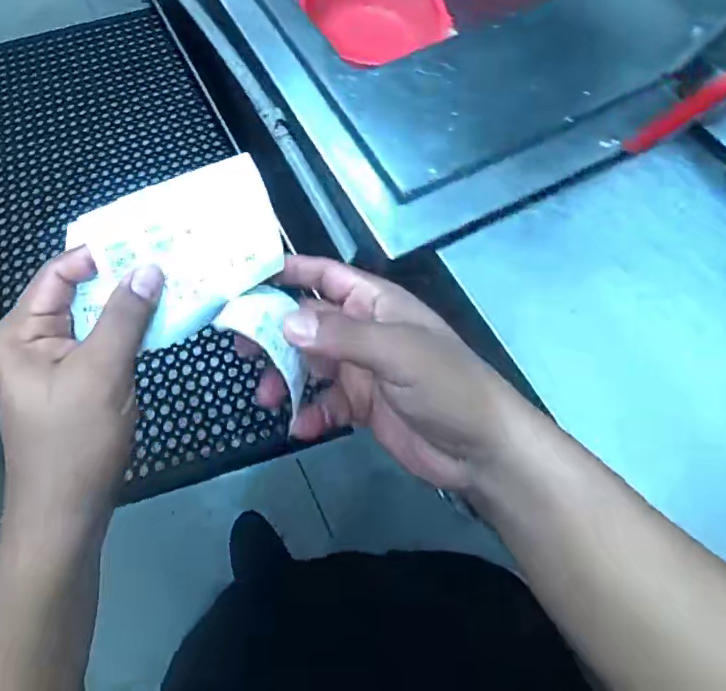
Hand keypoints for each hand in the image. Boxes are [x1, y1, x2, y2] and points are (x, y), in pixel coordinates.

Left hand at [0, 248, 163, 533]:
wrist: (65, 518)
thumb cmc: (75, 443)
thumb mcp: (102, 372)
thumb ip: (125, 315)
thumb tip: (149, 267)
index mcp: (18, 332)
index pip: (58, 273)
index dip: (99, 255)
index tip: (144, 242)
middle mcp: (29, 340)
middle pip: (77, 293)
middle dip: (118, 278)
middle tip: (164, 256)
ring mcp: (51, 362)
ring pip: (93, 317)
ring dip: (126, 304)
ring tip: (168, 280)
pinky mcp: (73, 381)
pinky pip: (100, 342)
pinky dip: (126, 331)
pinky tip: (158, 319)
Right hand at [246, 255, 526, 491]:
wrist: (484, 452)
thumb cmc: (447, 385)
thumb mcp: (396, 353)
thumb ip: (341, 337)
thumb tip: (285, 323)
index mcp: (374, 303)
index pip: (325, 276)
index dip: (289, 272)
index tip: (249, 279)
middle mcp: (363, 330)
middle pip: (308, 321)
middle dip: (275, 332)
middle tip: (241, 346)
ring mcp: (362, 368)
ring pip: (310, 363)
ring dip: (286, 376)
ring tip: (266, 395)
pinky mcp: (363, 405)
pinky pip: (325, 403)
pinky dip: (309, 412)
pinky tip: (300, 426)